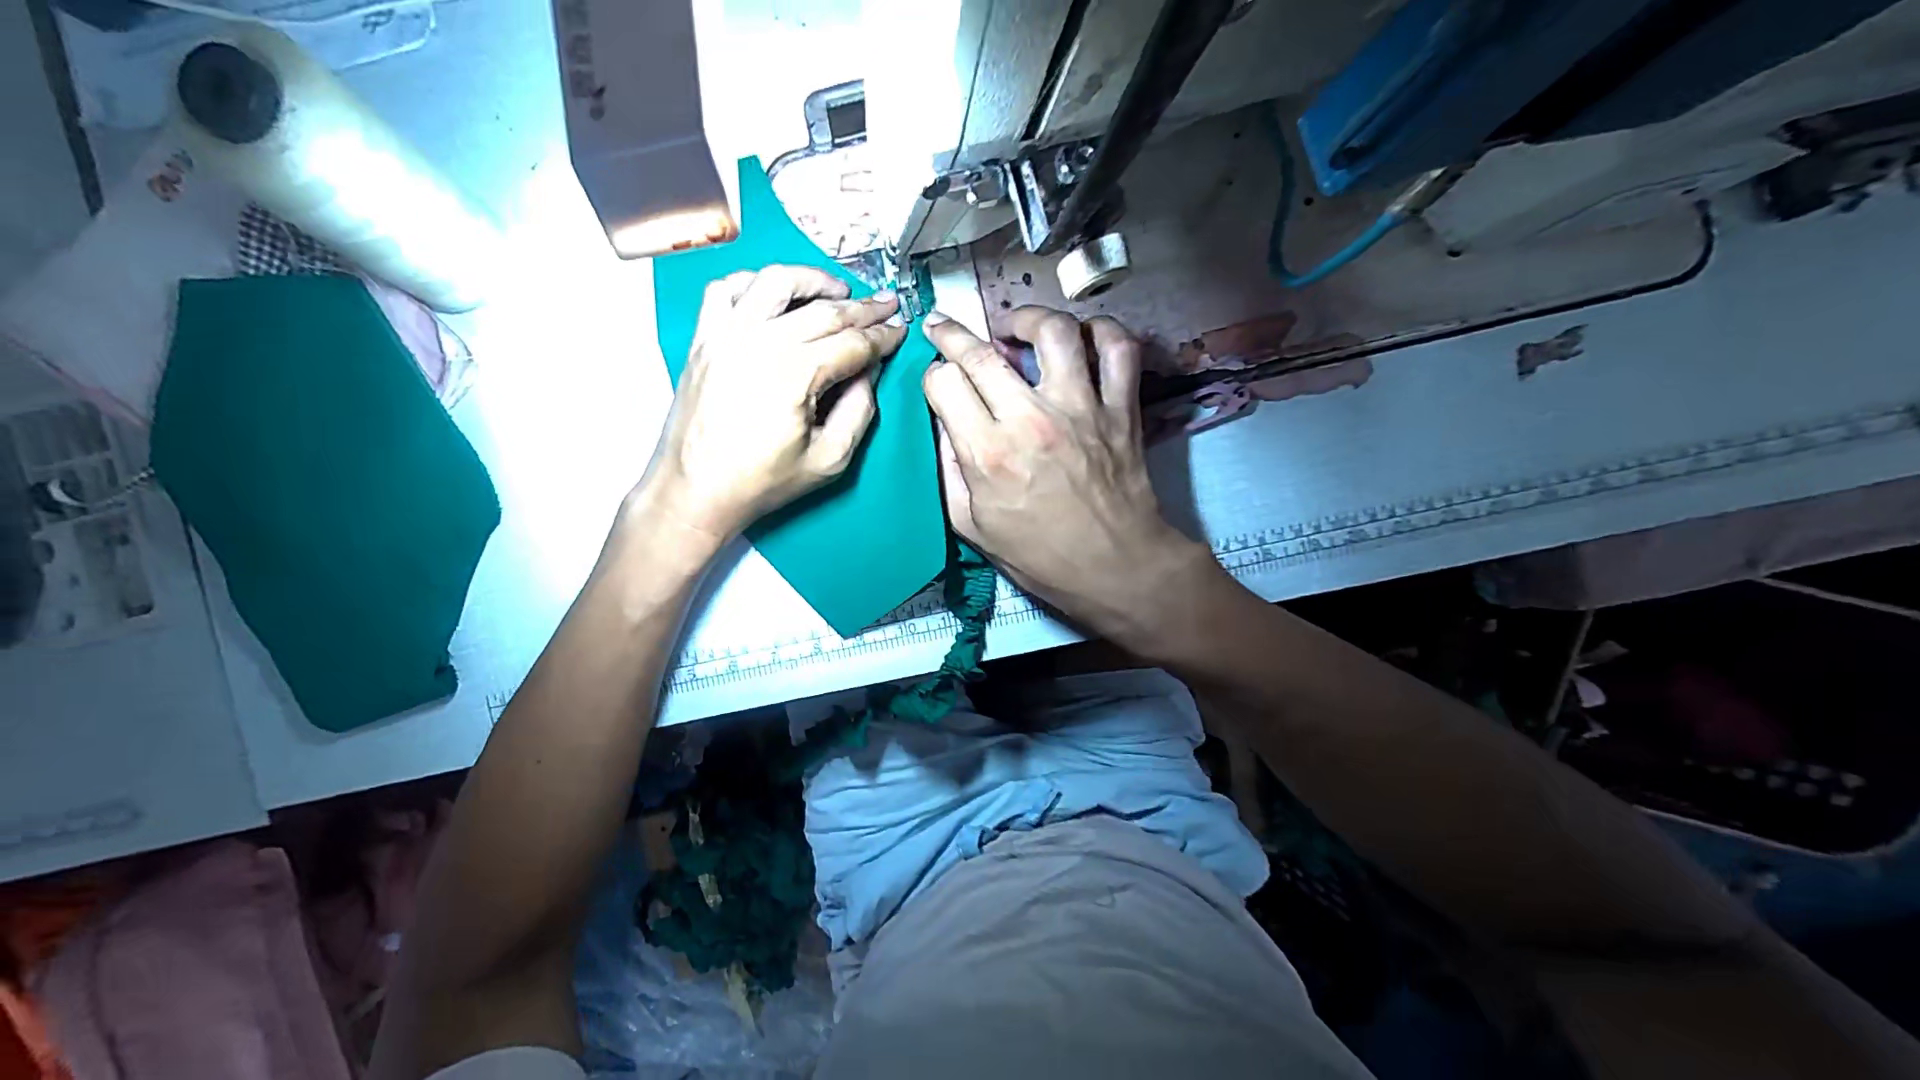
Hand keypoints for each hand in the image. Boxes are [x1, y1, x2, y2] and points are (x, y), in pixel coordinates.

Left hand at [636, 265, 904, 546]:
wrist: (695, 490)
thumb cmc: (759, 482)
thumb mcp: (829, 459)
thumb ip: (859, 410)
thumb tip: (869, 371)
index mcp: (794, 374)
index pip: (853, 342)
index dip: (883, 336)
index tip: (900, 330)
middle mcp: (760, 343)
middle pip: (825, 310)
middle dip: (864, 307)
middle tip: (885, 305)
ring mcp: (727, 334)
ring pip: (777, 281)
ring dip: (813, 279)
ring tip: (837, 291)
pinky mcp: (704, 337)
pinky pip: (728, 288)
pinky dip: (755, 281)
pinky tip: (775, 294)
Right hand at [921, 307, 1216, 647]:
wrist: (1115, 568)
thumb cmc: (1039, 556)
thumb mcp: (972, 525)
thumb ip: (949, 468)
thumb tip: (943, 421)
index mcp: (988, 453)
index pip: (945, 382)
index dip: (933, 374)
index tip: (937, 379)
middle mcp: (1032, 419)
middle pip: (982, 352)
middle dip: (952, 333)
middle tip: (944, 327)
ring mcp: (1082, 408)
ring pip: (1054, 332)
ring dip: (1027, 319)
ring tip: (1015, 328)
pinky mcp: (1121, 408)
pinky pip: (1118, 349)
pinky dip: (1101, 331)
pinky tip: (1081, 337)